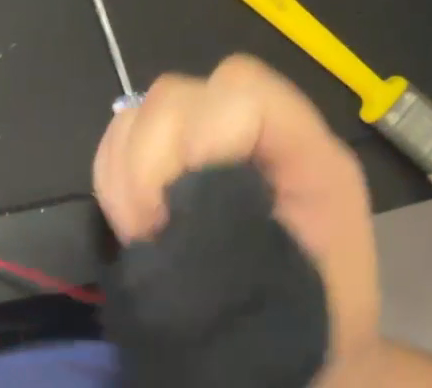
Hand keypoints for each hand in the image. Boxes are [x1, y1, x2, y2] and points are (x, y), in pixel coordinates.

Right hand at [92, 54, 380, 385]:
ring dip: (128, 173)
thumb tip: (174, 201)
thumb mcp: (304, 277)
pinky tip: (137, 224)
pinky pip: (117, 137)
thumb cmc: (318, 316)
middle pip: (175, 94)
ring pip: (138, 112)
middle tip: (156, 226)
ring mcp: (203, 134)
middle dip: (152, 159)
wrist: (312, 344)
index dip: (205, 130)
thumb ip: (244, 221)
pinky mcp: (165, 152)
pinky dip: (114, 178)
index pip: (243, 87)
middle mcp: (251, 126)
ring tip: (147, 231)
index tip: (188, 202)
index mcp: (303, 148)